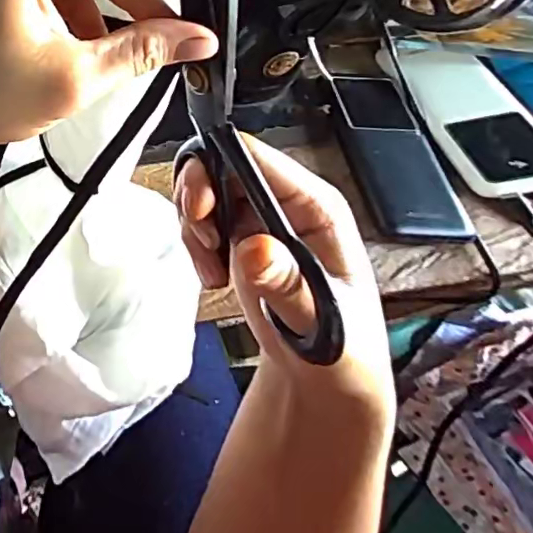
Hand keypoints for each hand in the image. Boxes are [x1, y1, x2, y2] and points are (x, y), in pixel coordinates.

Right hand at [176, 137, 393, 421]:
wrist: (323, 376)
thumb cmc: (339, 349)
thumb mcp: (319, 321)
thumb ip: (287, 285)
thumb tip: (257, 248)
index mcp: (315, 206)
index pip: (253, 156)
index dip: (216, 169)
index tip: (200, 208)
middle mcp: (284, 201)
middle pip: (218, 163)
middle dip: (197, 198)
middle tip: (203, 238)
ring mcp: (259, 214)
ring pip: (202, 188)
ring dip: (193, 226)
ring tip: (213, 267)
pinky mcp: (239, 231)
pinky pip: (198, 215)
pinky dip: (193, 242)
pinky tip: (213, 272)